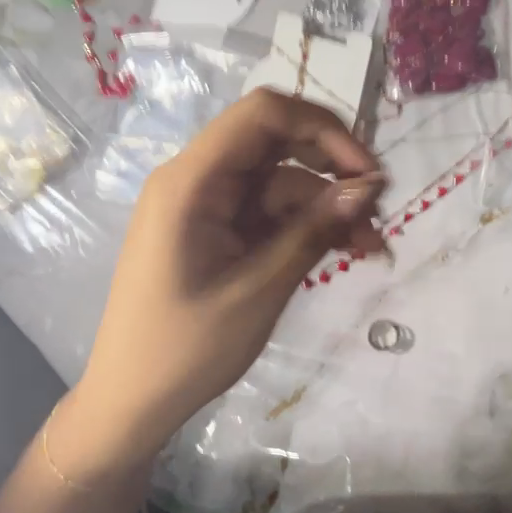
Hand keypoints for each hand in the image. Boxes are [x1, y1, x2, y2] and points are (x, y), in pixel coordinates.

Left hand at [77, 90, 385, 450]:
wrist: (134, 397)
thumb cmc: (187, 348)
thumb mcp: (259, 290)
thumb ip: (312, 232)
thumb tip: (367, 188)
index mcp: (191, 182)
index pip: (263, 115)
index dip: (323, 130)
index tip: (367, 173)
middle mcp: (197, 181)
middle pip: (275, 145)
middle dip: (332, 170)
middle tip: (377, 211)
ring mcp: (206, 208)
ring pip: (279, 184)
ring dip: (326, 208)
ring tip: (370, 248)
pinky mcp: (215, 234)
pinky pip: (268, 215)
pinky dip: (305, 228)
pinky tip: (342, 250)